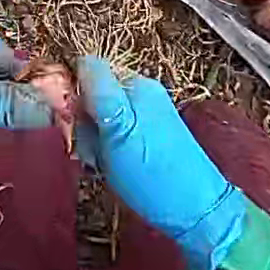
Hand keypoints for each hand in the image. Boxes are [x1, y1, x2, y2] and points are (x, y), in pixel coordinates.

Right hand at [75, 56, 247, 269]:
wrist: (196, 210)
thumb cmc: (152, 172)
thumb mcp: (118, 129)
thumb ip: (99, 91)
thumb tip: (82, 58)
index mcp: (135, 84)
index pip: (90, 70)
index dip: (76, 92)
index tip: (74, 119)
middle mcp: (142, 92)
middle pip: (94, 93)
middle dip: (84, 119)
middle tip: (90, 148)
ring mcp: (147, 114)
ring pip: (102, 115)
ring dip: (93, 138)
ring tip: (101, 162)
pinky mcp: (149, 135)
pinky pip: (116, 131)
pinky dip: (107, 148)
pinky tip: (112, 167)